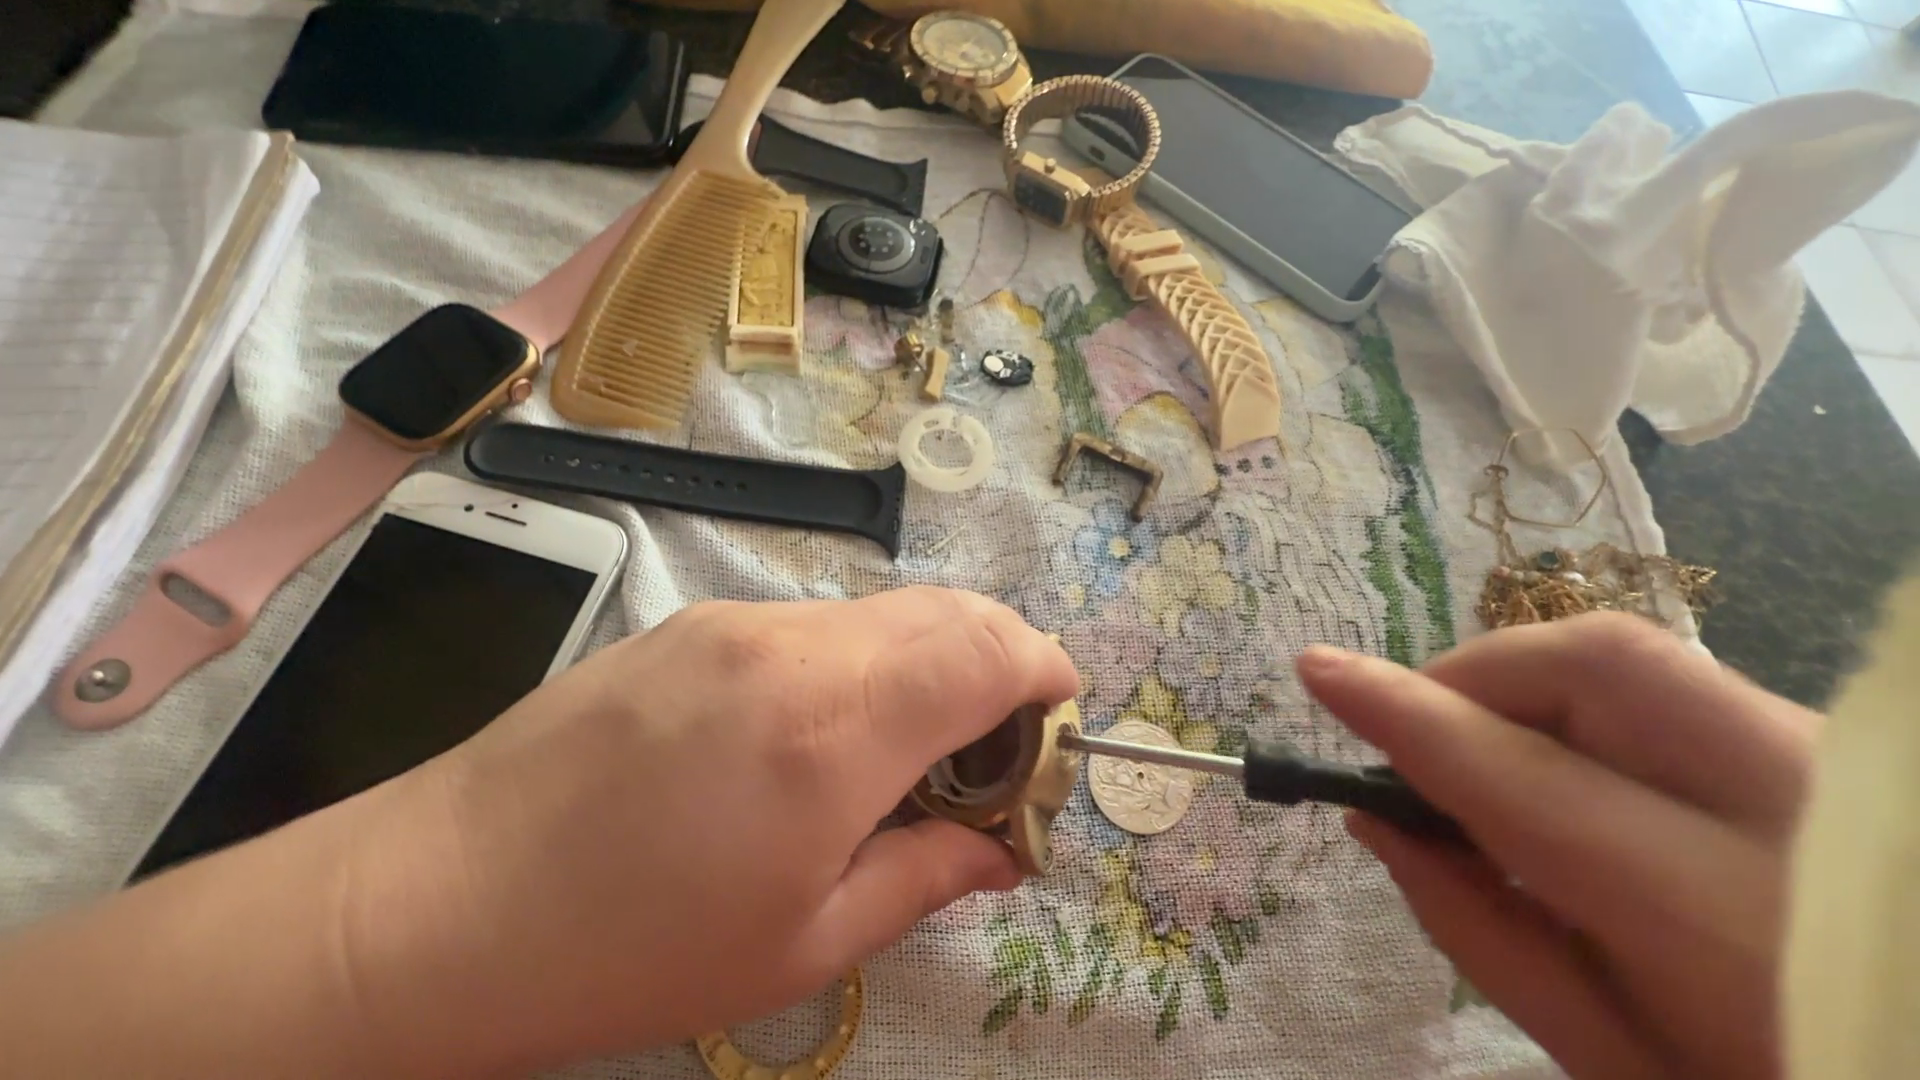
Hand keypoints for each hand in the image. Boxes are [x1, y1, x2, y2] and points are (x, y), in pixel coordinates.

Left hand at [348, 588, 1078, 1073]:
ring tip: (913, 747)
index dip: (1043, 671)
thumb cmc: (632, 946)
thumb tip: (1005, 850)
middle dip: (1002, 657)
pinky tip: (830, 728)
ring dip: (932, 659)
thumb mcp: (803, 940)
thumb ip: (926, 875)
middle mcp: (795, 647)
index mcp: (833, 729)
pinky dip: (867, 658)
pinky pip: (821, 623)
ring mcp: (740, 622)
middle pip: (946, 610)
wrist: (437, 900)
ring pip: (885, 612)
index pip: (986, 650)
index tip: (1058, 717)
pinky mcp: (698, 622)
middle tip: (999, 745)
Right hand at [1296, 614, 1816, 1079]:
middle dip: (1474, 673)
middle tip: (1423, 734)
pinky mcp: (1848, 754)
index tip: (1316, 670)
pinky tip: (1586, 780)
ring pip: (1641, 658)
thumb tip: (1371, 815)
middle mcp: (1804, 818)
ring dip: (1528, 689)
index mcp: (1726, 931)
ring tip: (1497, 765)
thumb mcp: (1609, 1061)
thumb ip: (1476, 926)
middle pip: (1595, 662)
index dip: (1402, 712)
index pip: (1516, 775)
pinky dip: (1594, 710)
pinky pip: (1681, 688)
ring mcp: (1843, 772)